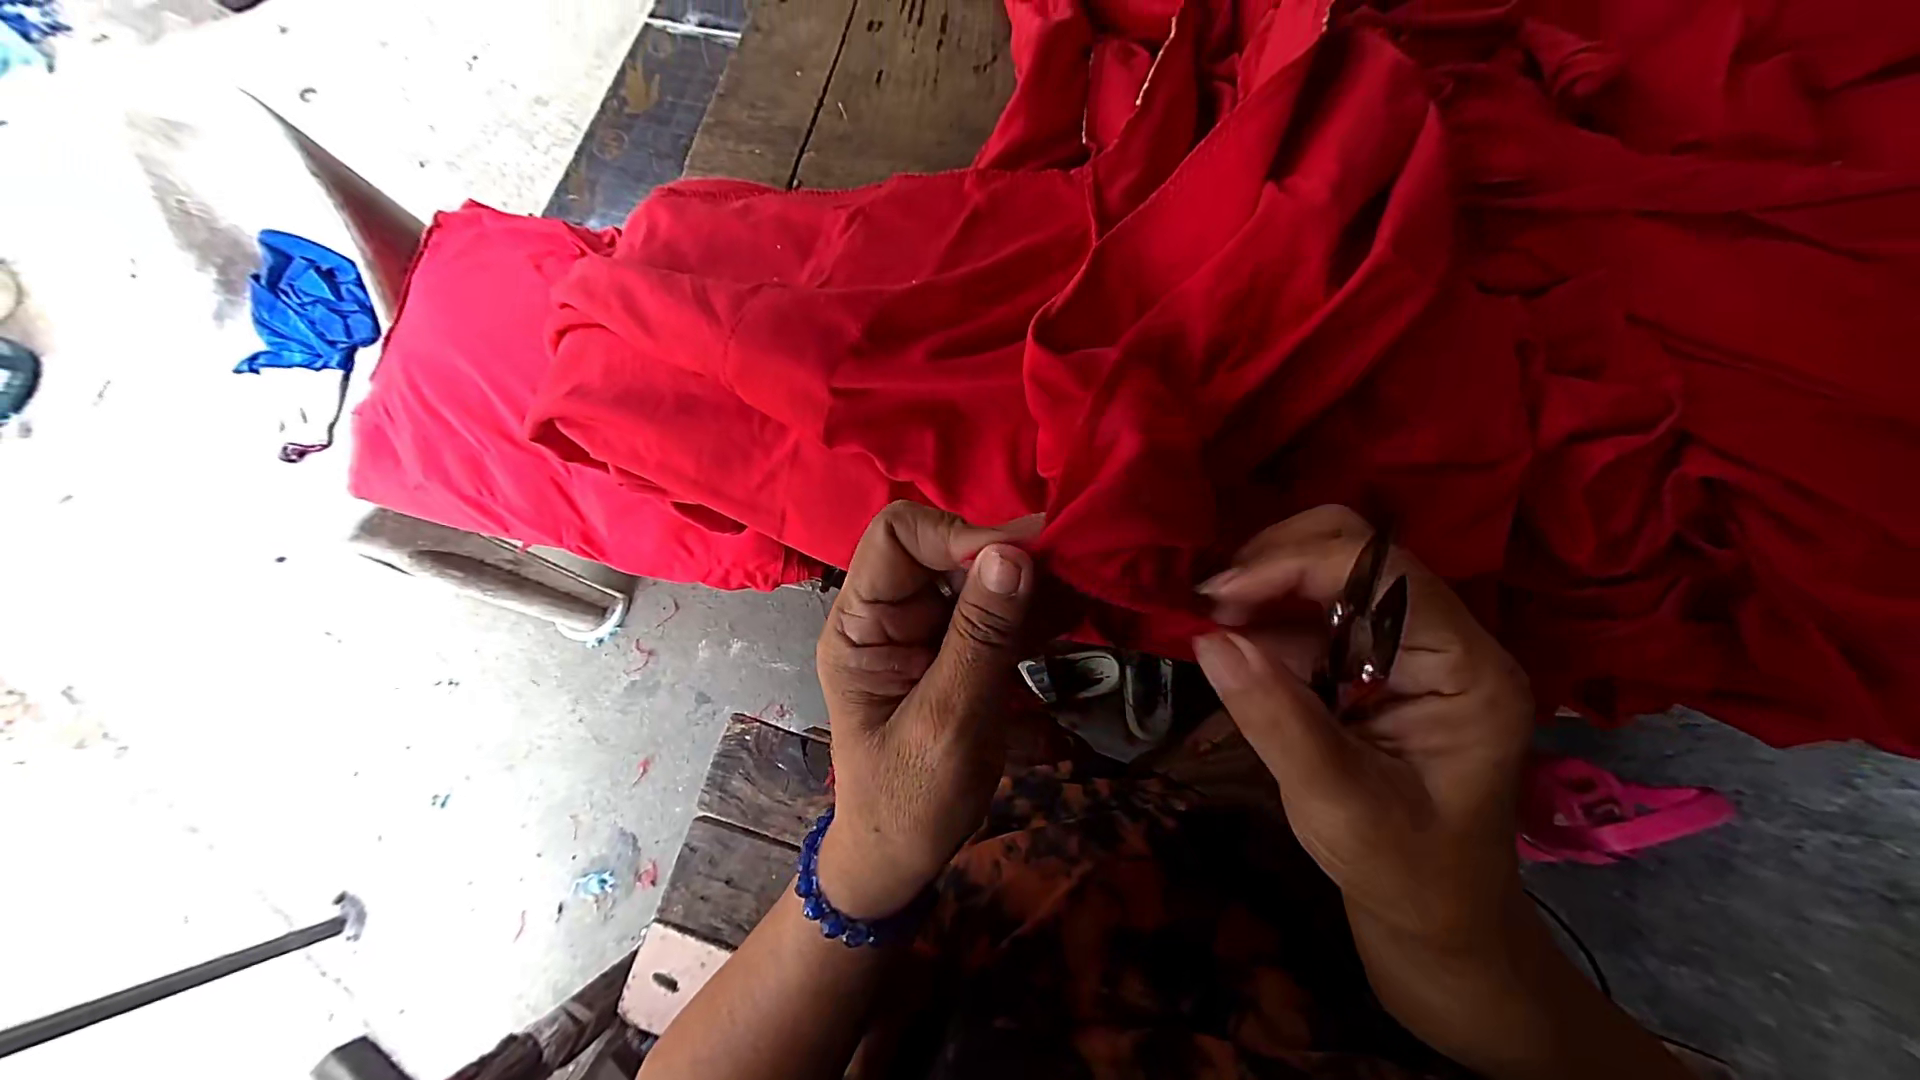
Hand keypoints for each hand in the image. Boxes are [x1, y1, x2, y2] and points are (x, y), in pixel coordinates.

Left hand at [814, 501, 1041, 918]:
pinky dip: (1037, 606)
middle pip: (946, 549)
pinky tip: (1076, 609)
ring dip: (1032, 578)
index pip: (898, 537)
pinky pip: (999, 609)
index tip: (1020, 558)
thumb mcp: (947, 723)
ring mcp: (927, 628)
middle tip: (1073, 566)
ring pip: (980, 574)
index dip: (957, 534)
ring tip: (1083, 586)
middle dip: (1007, 555)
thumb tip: (1013, 554)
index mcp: (861, 623)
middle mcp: (891, 612)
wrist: (903, 855)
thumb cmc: (909, 801)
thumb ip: (980, 638)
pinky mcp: (959, 647)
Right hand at [1192, 505, 1532, 947]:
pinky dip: (1260, 615)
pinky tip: (1233, 646)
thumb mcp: (1337, 804)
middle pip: (1356, 548)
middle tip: (1214, 607)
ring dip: (1261, 587)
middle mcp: (1441, 638)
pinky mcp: (1366, 656)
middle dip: (1275, 562)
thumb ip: (1276, 720)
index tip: (1218, 599)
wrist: (1431, 908)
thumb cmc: (1404, 868)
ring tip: (1214, 628)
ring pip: (1324, 568)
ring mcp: (1402, 644)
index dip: (1293, 565)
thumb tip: (1209, 640)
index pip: (1383, 572)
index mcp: (1466, 670)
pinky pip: (1305, 608)